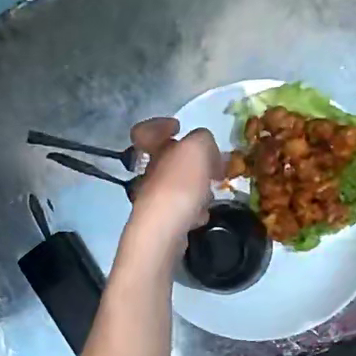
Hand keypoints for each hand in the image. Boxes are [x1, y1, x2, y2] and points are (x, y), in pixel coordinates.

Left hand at [124, 118, 220, 256]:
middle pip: (169, 161)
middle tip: (213, 169)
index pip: (143, 132)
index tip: (179, 128)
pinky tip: (200, 216)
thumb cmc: (179, 183)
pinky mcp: (162, 221)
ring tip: (208, 196)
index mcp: (150, 151)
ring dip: (197, 189)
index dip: (158, 126)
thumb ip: (202, 139)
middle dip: (194, 164)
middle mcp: (147, 174)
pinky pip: (182, 210)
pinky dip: (194, 211)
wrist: (165, 230)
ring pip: (179, 186)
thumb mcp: (197, 147)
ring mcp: (153, 199)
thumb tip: (206, 152)